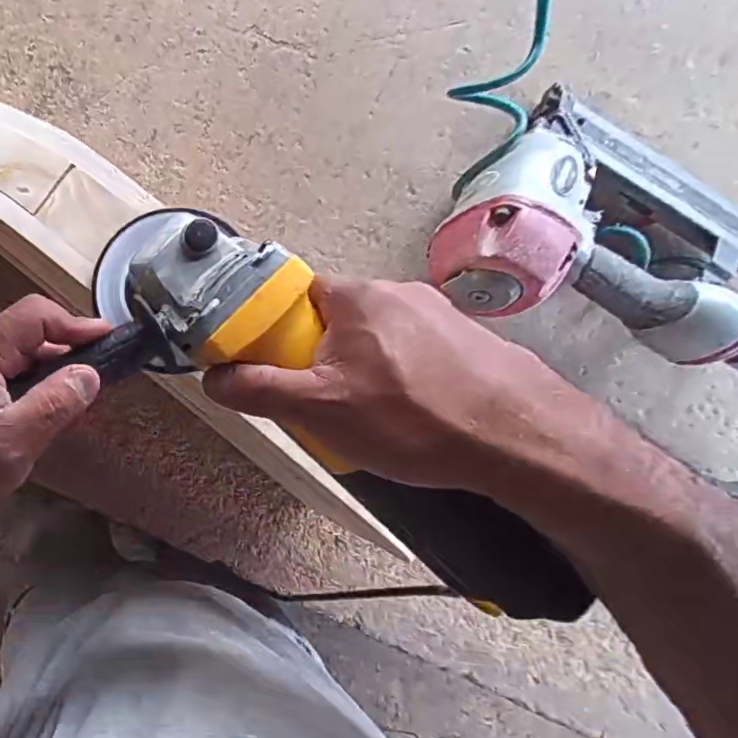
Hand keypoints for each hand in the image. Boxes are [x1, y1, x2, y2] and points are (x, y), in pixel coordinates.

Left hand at [0, 295, 111, 515]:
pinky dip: (41, 385)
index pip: (33, 316)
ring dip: (56, 369)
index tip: (106, 339)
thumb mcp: (17, 438)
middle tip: (99, 371)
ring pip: (26, 356)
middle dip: (68, 347)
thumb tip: (89, 376)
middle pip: (30, 332)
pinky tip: (56, 409)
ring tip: (81, 394)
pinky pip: (16, 376)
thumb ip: (55, 403)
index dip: (72, 323)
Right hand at [201, 277, 601, 493]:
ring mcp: (438, 315)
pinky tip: (401, 413)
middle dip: (311, 357)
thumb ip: (256, 388)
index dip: (271, 330)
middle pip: (328, 318)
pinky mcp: (465, 342)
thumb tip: (213, 377)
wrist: (524, 443)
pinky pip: (405, 352)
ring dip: (350, 369)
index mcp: (358, 297)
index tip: (269, 365)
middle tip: (311, 399)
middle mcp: (398, 294)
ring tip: (358, 413)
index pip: (293, 296)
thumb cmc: (416, 419)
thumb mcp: (317, 408)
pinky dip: (390, 377)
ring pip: (367, 338)